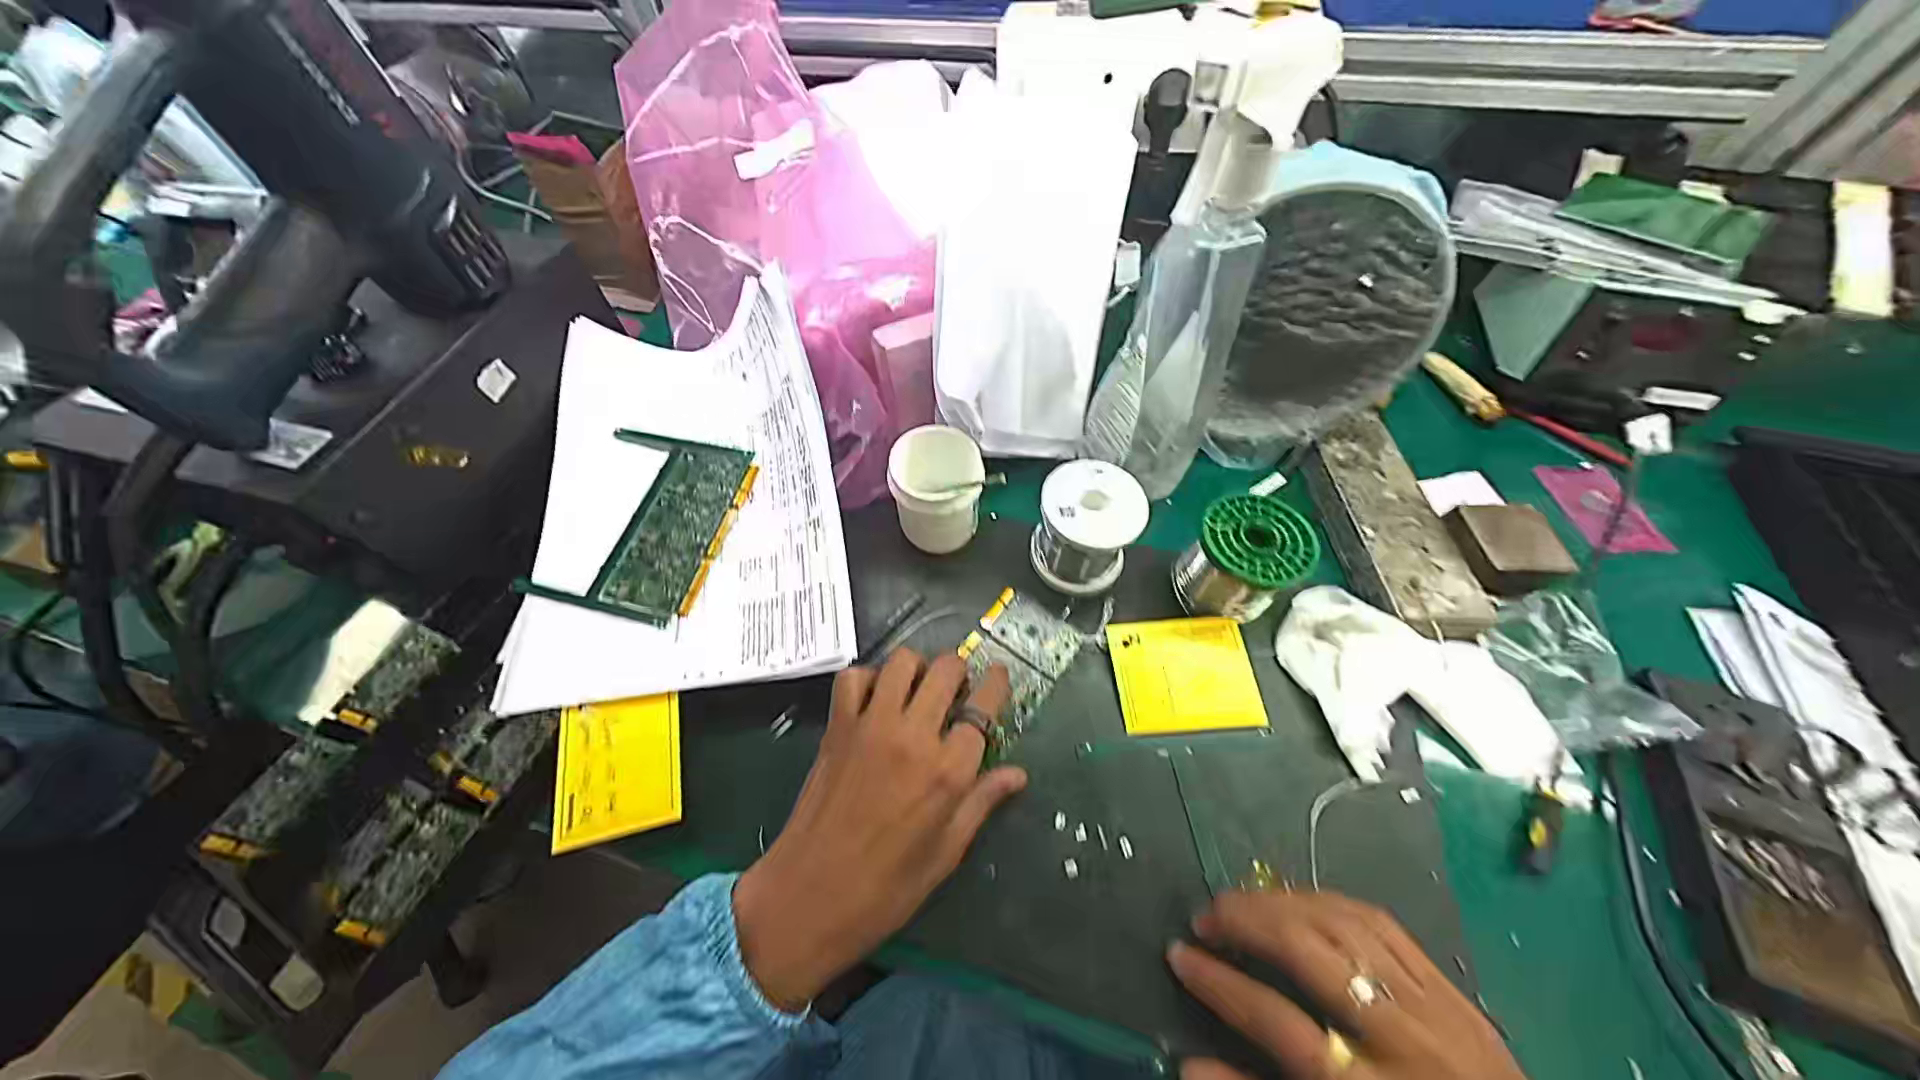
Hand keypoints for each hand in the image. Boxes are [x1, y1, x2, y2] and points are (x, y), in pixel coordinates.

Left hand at [732, 648, 1025, 1011]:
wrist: (807, 896)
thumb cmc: (885, 889)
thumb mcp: (945, 853)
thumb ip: (982, 803)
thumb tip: (1017, 774)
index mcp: (947, 772)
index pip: (983, 709)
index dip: (996, 687)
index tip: (998, 676)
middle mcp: (912, 736)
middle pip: (946, 672)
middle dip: (961, 672)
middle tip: (959, 690)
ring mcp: (870, 725)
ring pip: (903, 662)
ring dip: (919, 667)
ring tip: (921, 687)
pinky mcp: (837, 726)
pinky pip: (854, 677)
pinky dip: (870, 678)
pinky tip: (877, 698)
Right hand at [1168, 891, 1525, 1079]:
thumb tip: (1188, 1065)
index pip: (1277, 1024)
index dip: (1219, 985)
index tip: (1179, 956)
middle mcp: (1402, 1043)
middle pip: (1309, 954)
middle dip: (1246, 923)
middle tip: (1205, 915)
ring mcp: (1432, 1009)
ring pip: (1343, 927)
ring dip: (1280, 903)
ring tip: (1241, 902)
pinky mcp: (1452, 990)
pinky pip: (1382, 924)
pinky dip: (1328, 902)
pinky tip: (1297, 901)